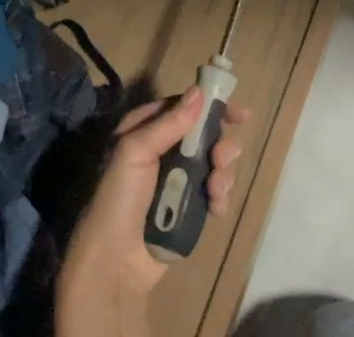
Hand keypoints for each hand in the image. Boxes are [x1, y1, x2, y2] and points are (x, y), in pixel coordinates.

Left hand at [56, 87, 250, 334]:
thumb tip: (199, 92)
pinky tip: (217, 207)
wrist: (113, 263)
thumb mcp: (135, 153)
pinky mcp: (189, 208)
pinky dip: (221, 197)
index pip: (183, 108)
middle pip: (205, 135)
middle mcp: (162, 151)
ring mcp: (177, 181)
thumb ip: (169, 123)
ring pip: (214, 164)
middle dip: (220, 145)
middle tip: (221, 158)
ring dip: (222, 173)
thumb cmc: (118, 198)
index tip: (239, 114)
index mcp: (144, 131)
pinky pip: (214, 192)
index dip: (210, 107)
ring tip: (215, 190)